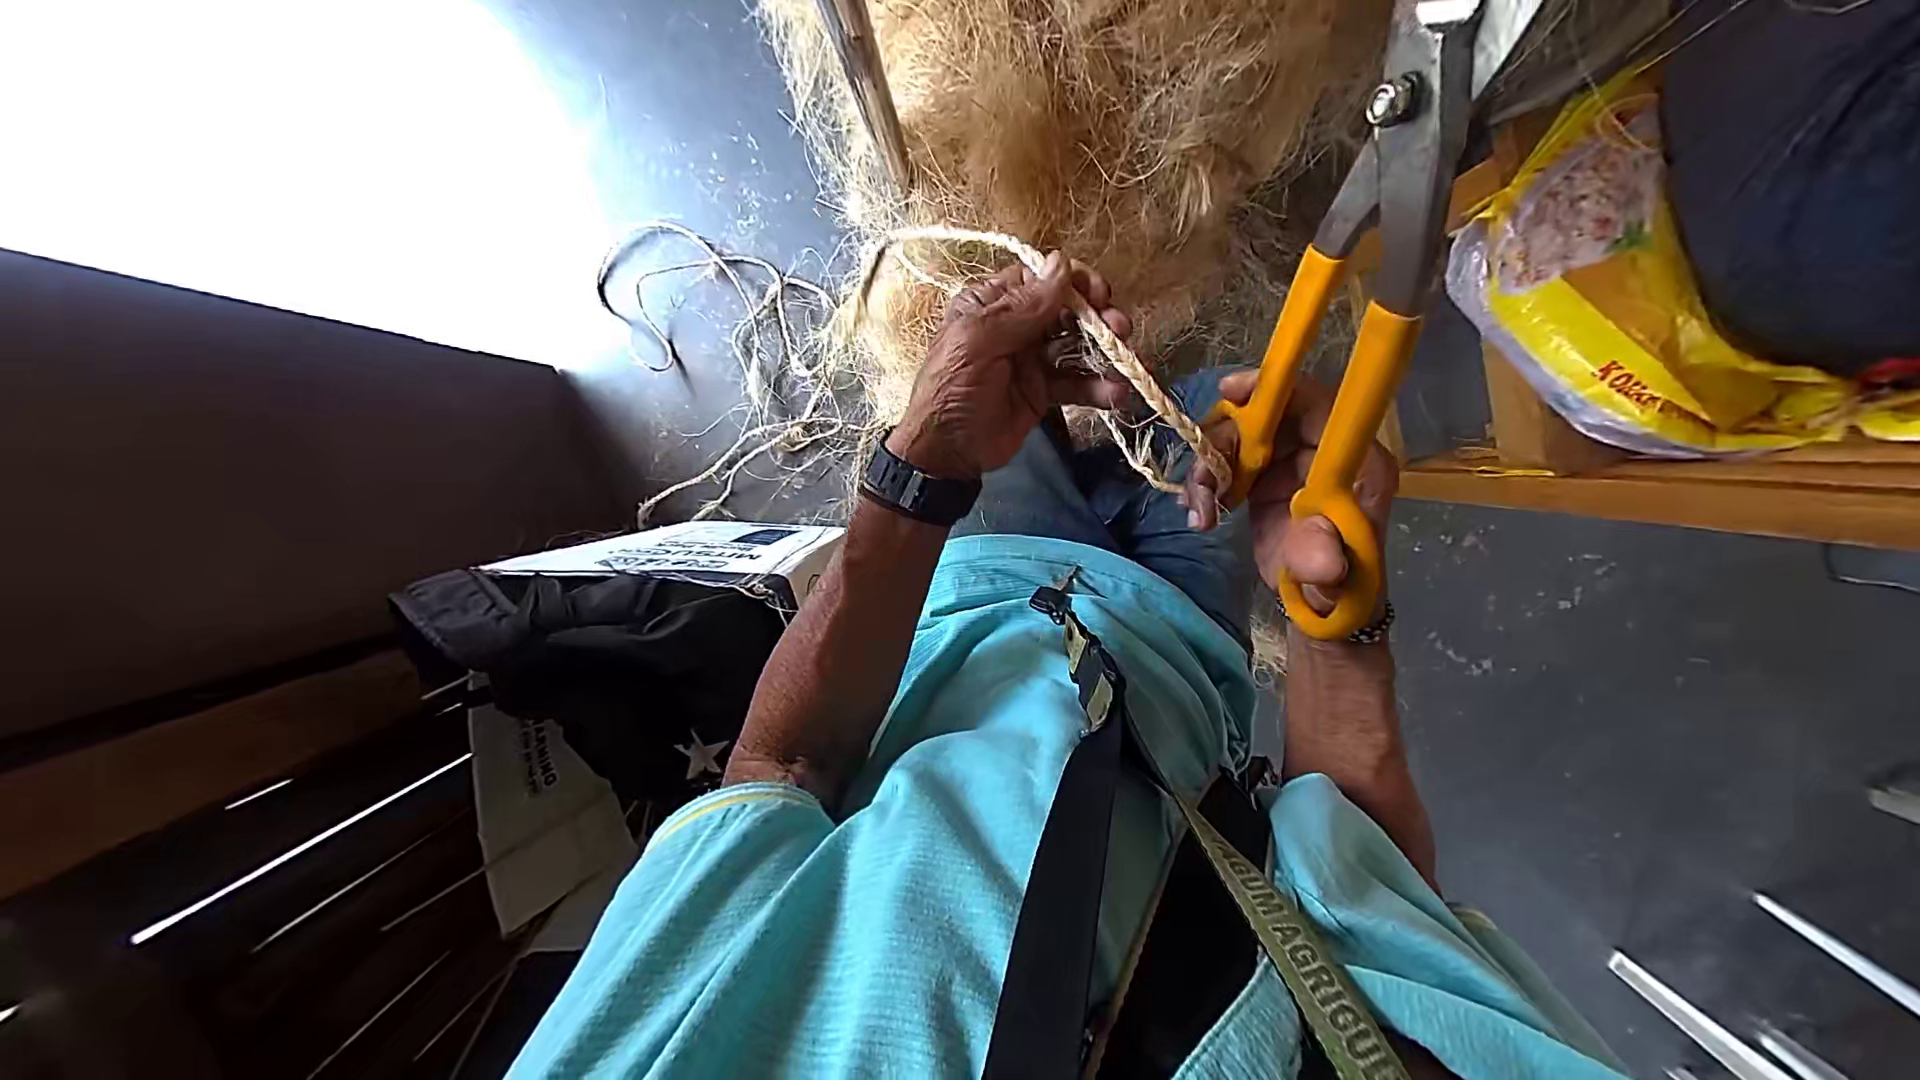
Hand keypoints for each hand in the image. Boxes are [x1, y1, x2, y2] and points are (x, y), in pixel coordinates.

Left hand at [888, 253, 1133, 479]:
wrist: (946, 451)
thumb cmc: (953, 388)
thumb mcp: (979, 340)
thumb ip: (1022, 306)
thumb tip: (1062, 262)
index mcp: (992, 305)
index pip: (1040, 280)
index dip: (1072, 284)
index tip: (1097, 295)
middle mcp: (1015, 328)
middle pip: (1066, 311)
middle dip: (1097, 317)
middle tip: (1119, 327)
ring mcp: (1031, 361)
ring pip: (1076, 346)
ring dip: (1104, 351)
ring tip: (1125, 360)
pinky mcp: (1043, 393)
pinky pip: (1075, 384)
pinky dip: (1097, 389)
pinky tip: (1117, 394)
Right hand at [1182, 373, 1397, 614]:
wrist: (1318, 602)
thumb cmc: (1336, 586)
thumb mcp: (1331, 576)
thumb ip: (1323, 561)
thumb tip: (1320, 563)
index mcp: (1351, 460)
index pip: (1316, 402)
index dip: (1274, 390)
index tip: (1229, 393)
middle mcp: (1319, 450)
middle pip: (1262, 419)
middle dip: (1222, 443)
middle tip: (1202, 483)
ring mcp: (1288, 462)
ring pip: (1236, 441)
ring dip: (1207, 470)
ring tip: (1199, 510)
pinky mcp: (1262, 477)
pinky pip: (1226, 464)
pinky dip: (1205, 484)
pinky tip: (1199, 511)